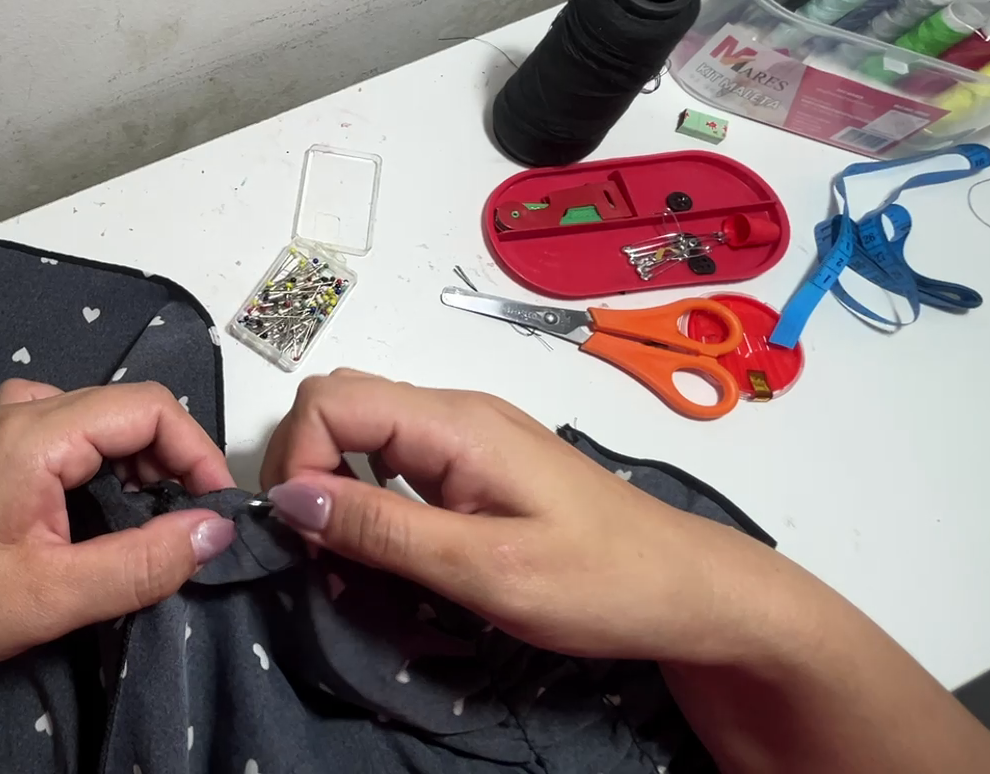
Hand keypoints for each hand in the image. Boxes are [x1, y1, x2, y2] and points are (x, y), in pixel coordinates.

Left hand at [0, 379, 238, 705]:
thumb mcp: (51, 597)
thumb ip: (142, 562)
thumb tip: (214, 530)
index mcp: (34, 432)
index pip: (146, 406)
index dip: (195, 450)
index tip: (216, 510)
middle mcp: (19, 411)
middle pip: (123, 409)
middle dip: (170, 460)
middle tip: (189, 525)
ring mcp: (0, 425)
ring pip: (97, 421)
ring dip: (137, 464)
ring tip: (151, 524)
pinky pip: (67, 434)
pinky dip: (101, 466)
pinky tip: (100, 511)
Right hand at [258, 370, 794, 663]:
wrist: (699, 591)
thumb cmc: (603, 583)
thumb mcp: (487, 570)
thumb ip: (382, 529)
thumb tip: (290, 498)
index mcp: (451, 422)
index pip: (329, 400)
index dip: (298, 457)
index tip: (307, 532)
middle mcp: (447, 408)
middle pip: (335, 399)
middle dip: (305, 463)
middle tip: (317, 541)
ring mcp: (459, 426)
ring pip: (356, 418)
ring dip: (330, 473)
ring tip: (343, 541)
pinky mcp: (468, 451)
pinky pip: (387, 444)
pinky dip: (360, 481)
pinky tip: (381, 526)